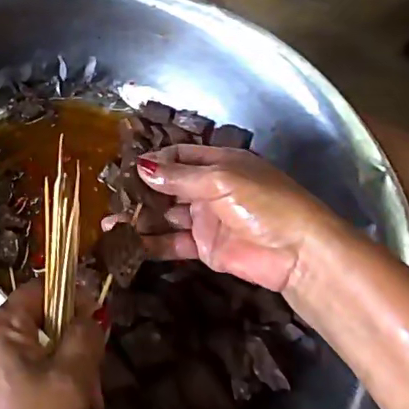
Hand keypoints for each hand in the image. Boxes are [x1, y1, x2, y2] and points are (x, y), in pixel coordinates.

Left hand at [0, 280, 104, 408]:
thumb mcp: (71, 377)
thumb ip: (86, 334)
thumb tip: (93, 311)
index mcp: (1, 327)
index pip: (43, 287)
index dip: (74, 296)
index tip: (100, 320)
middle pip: (48, 318)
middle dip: (79, 341)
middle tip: (97, 372)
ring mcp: (0, 365)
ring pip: (50, 345)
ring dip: (77, 366)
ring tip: (92, 398)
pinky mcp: (8, 389)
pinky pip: (42, 368)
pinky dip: (65, 382)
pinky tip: (81, 406)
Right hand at [114, 144, 343, 293]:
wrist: (298, 253)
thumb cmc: (265, 203)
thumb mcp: (221, 181)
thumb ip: (180, 177)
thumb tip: (143, 167)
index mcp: (218, 162)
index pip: (179, 156)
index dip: (154, 161)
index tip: (126, 169)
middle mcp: (210, 187)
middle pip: (169, 186)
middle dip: (141, 192)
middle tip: (111, 199)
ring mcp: (207, 219)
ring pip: (167, 215)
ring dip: (140, 219)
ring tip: (110, 224)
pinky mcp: (206, 248)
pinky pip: (173, 242)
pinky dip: (152, 244)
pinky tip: (128, 245)